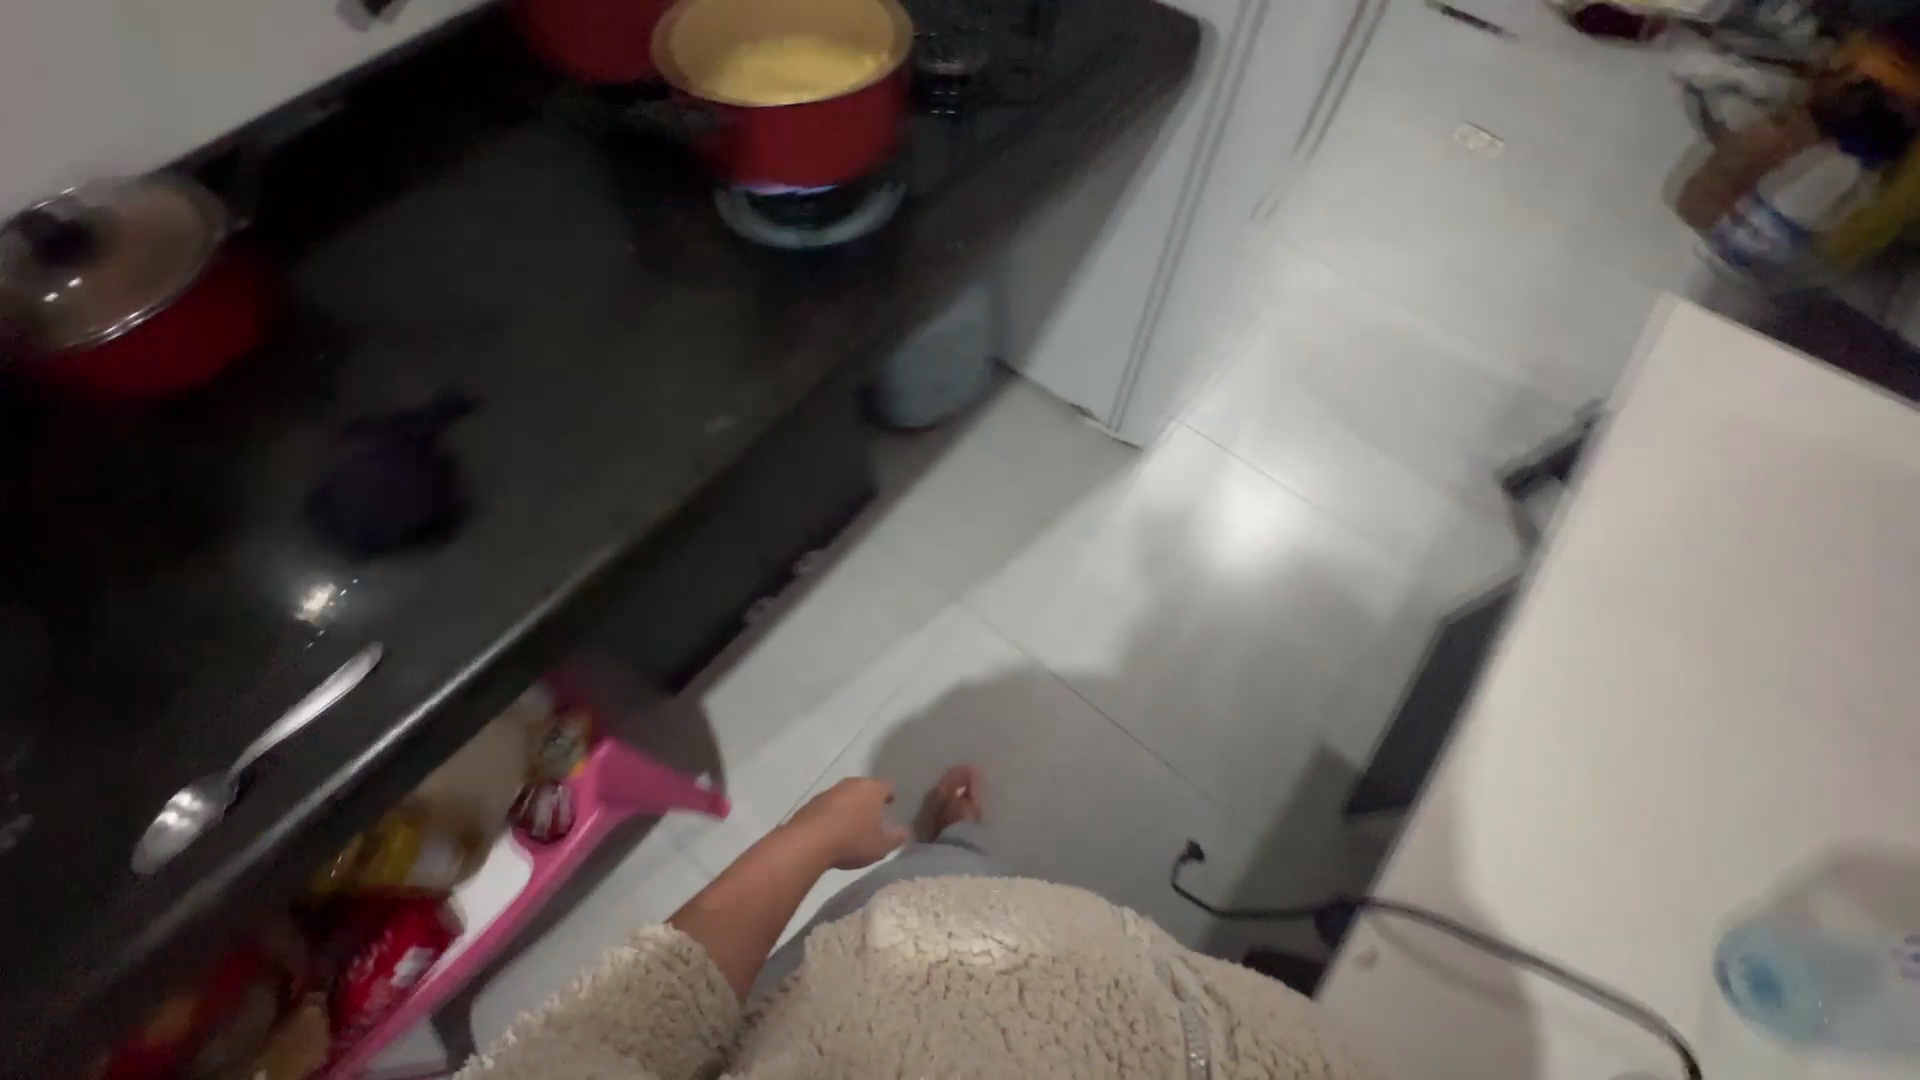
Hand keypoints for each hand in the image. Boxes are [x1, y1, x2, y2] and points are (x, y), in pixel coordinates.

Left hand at [786, 777, 908, 869]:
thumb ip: (896, 837)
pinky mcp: (812, 803)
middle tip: (874, 811)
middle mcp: (852, 784)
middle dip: (870, 797)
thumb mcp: (881, 845)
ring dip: (850, 804)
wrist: (809, 842)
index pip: (887, 785)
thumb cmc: (853, 841)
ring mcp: (830, 791)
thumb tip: (905, 831)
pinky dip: (833, 813)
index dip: (891, 793)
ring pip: (845, 794)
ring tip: (852, 821)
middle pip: (865, 786)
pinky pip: (828, 805)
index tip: (892, 802)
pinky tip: (832, 828)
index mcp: (873, 790)